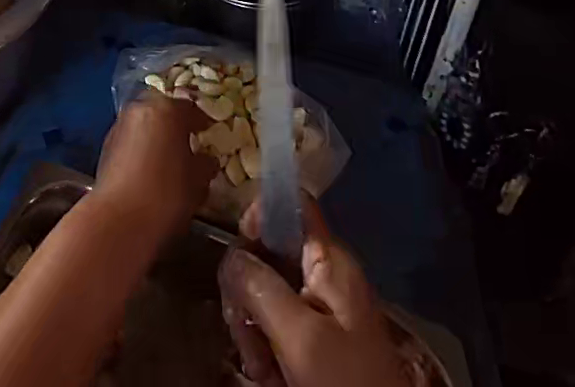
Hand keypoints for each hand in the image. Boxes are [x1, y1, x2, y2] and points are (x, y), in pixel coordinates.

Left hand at [93, 89, 215, 237]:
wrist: (118, 222)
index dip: (203, 122)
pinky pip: (132, 141)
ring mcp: (120, 126)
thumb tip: (206, 159)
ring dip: (157, 137)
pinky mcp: (106, 147)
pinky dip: (142, 149)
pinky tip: (149, 172)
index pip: (191, 108)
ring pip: (145, 125)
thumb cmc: (167, 194)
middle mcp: (141, 109)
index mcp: (167, 110)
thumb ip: (206, 163)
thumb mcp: (198, 180)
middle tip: (189, 144)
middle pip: (164, 112)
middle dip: (176, 126)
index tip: (209, 133)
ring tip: (169, 161)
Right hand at [218, 197, 412, 386]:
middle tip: (239, 322)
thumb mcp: (300, 336)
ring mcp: (320, 307)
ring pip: (268, 290)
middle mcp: (324, 274)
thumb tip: (230, 255)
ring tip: (255, 363)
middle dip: (246, 285)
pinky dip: (264, 344)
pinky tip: (263, 373)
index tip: (238, 246)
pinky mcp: (316, 337)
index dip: (261, 213)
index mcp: (329, 260)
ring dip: (251, 323)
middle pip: (271, 251)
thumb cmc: (344, 382)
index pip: (293, 205)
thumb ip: (261, 289)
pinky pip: (277, 323)